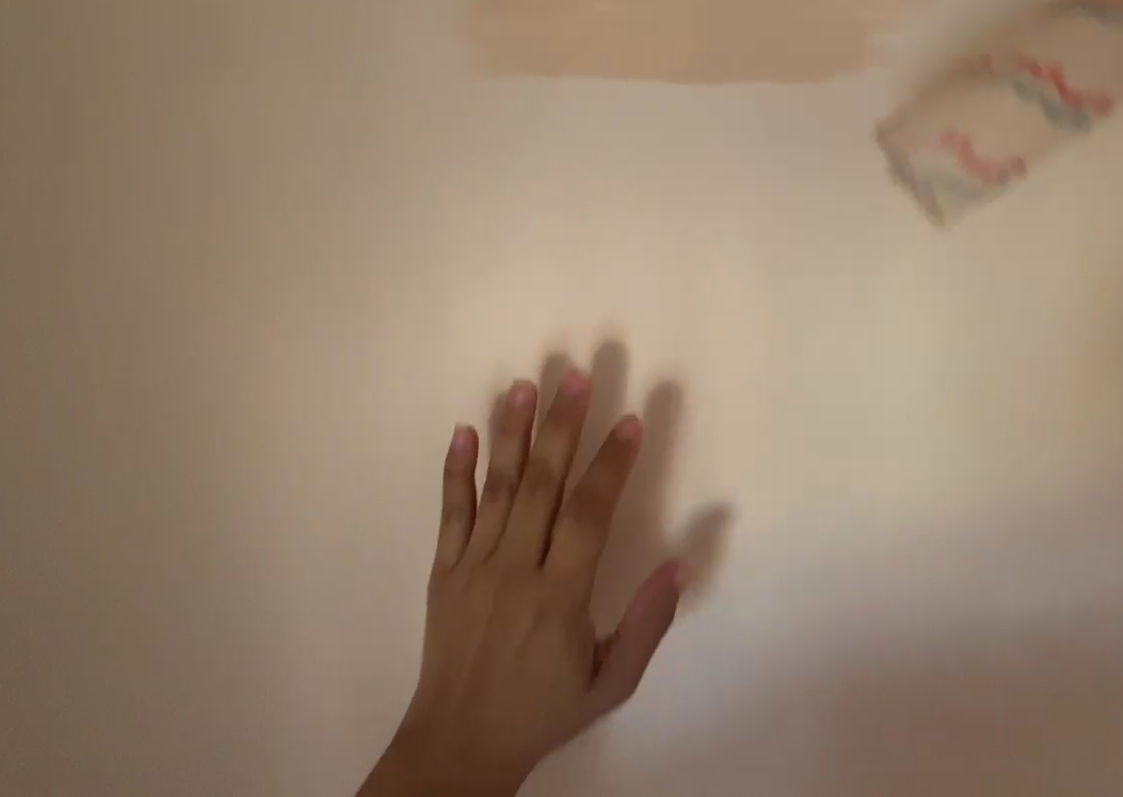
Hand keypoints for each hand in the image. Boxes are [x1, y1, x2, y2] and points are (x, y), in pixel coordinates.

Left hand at [361, 373, 684, 796]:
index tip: (629, 422)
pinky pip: (450, 514)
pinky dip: (456, 471)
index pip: (588, 516)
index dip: (610, 466)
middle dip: (562, 427)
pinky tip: (464, 430)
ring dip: (511, 433)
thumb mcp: (610, 682)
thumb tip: (679, 564)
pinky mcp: (443, 571)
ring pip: (497, 489)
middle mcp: (513, 571)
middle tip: (575, 376)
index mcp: (559, 598)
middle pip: (541, 487)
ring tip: (524, 385)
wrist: (458, 745)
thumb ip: (646, 623)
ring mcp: (473, 568)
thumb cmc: (544, 708)